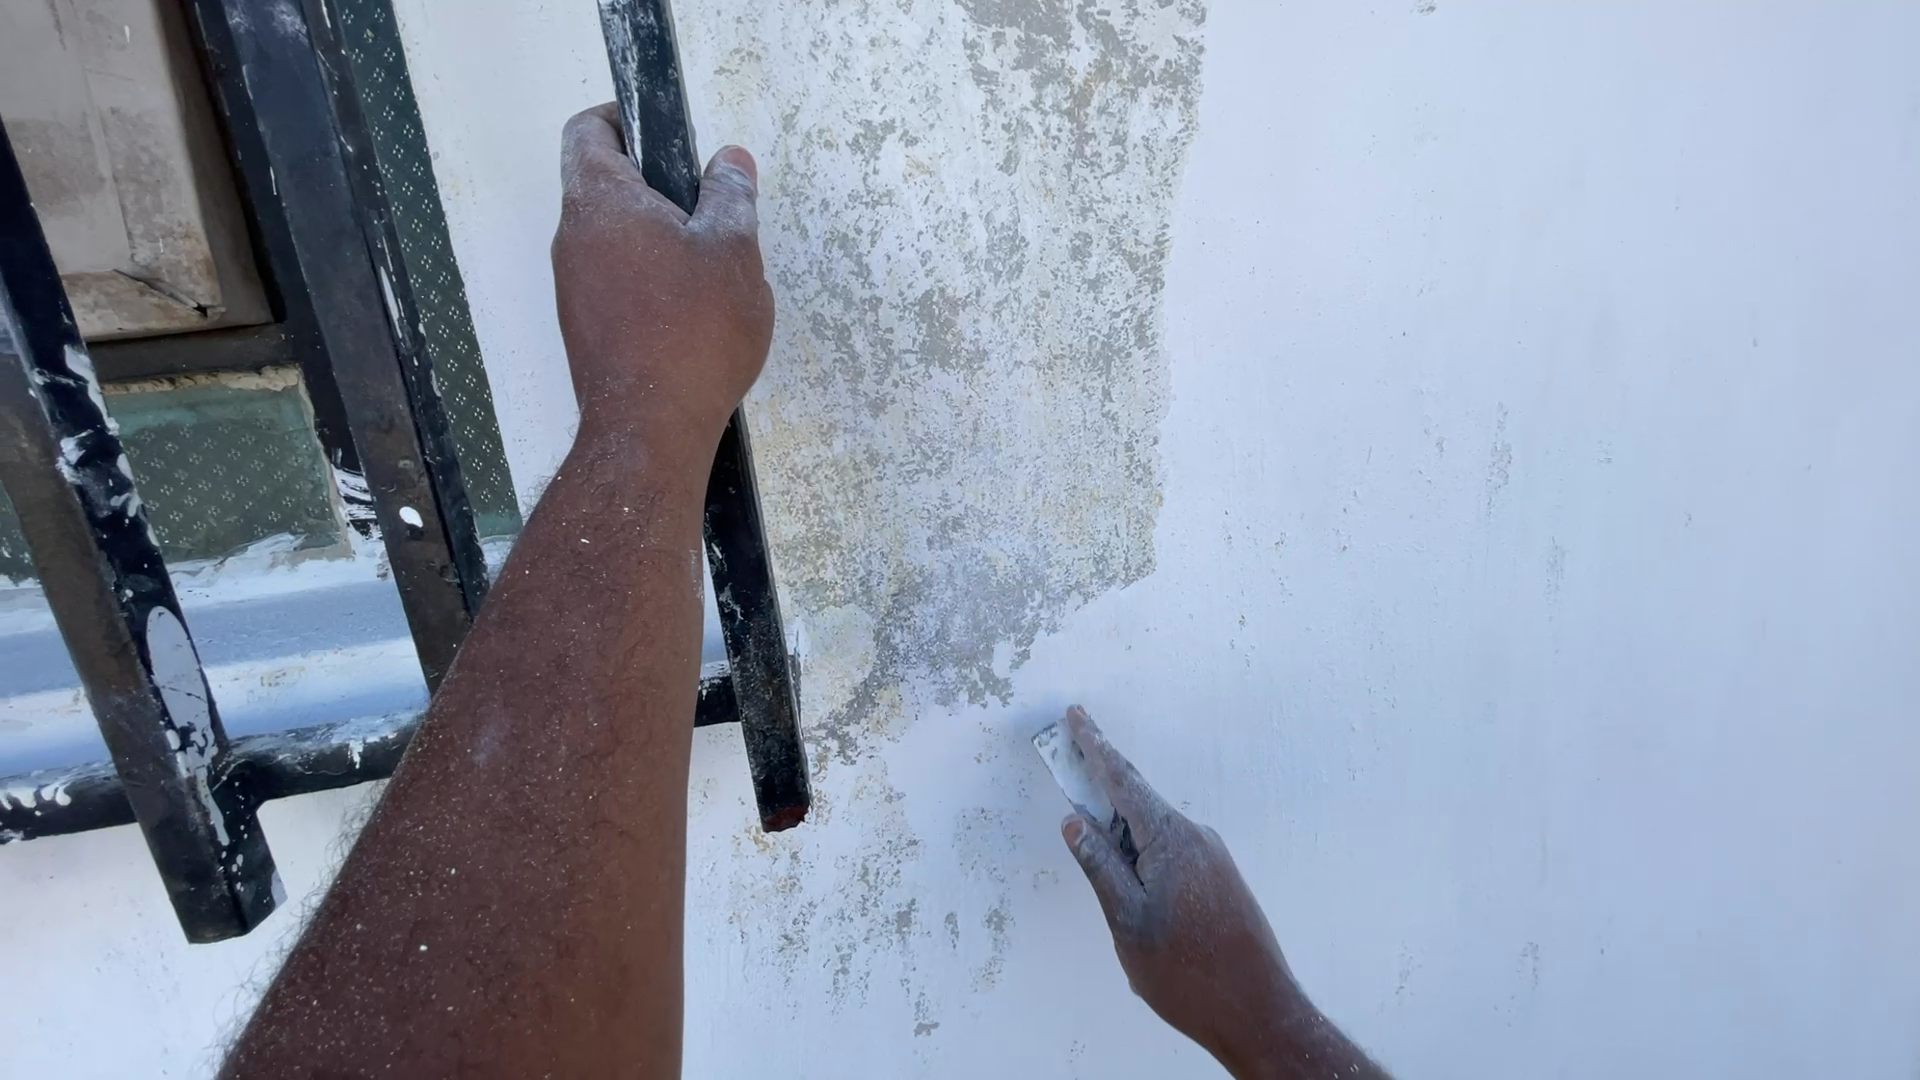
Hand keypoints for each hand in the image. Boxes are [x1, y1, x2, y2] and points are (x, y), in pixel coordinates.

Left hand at [551, 103, 773, 453]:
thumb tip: (730, 160)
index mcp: (602, 202)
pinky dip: (651, 288)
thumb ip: (731, 198)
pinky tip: (691, 324)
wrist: (653, 427)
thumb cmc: (696, 333)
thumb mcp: (733, 256)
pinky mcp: (586, 330)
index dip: (624, 120)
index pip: (590, 130)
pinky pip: (618, 288)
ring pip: (617, 244)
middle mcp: (574, 238)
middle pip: (609, 191)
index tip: (667, 138)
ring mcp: (574, 288)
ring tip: (710, 283)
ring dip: (659, 248)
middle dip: (660, 195)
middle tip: (713, 222)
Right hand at [1060, 707, 1387, 1079]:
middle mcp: (1194, 836)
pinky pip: (1168, 851)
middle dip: (1101, 791)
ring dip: (1122, 839)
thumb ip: (1099, 865)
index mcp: (1170, 838)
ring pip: (1151, 832)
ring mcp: (1210, 856)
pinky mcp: (1217, 878)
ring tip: (1111, 887)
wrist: (1263, 1016)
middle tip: (1074, 786)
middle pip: (1135, 802)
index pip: (1122, 779)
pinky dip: (1142, 856)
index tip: (1076, 716)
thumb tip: (1074, 821)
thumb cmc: (1189, 973)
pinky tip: (1139, 900)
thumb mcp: (1128, 920)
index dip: (1094, 745)